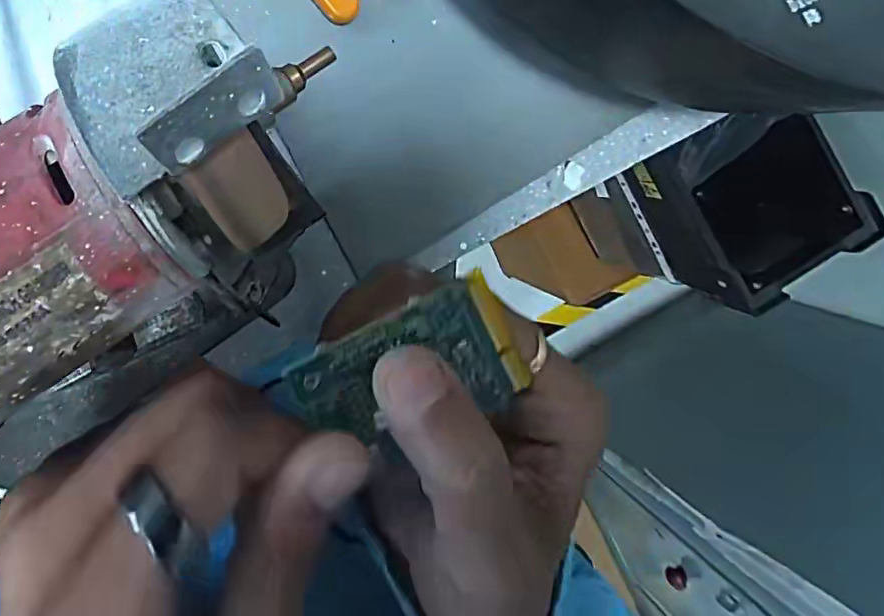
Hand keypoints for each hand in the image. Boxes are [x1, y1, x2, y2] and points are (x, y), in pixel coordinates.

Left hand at [0, 367, 368, 615]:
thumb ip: (277, 557)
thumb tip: (343, 450)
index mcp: (89, 568)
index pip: (200, 428)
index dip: (276, 436)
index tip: (318, 472)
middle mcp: (47, 507)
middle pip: (178, 399)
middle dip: (252, 423)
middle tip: (288, 478)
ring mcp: (32, 491)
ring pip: (154, 398)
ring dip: (216, 426)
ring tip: (244, 485)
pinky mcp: (34, 488)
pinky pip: (125, 425)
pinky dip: (175, 439)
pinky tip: (193, 487)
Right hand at [322, 266, 607, 615]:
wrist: (461, 608)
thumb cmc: (488, 584)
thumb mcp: (481, 535)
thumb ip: (457, 458)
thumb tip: (403, 359)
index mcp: (555, 391)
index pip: (487, 319)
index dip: (423, 320)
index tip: (361, 350)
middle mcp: (513, 361)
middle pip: (440, 299)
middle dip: (380, 322)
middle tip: (335, 364)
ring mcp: (467, 360)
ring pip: (403, 303)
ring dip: (357, 330)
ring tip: (328, 375)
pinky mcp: (427, 370)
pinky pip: (380, 328)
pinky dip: (347, 344)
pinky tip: (328, 377)